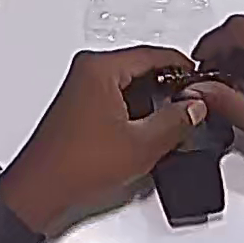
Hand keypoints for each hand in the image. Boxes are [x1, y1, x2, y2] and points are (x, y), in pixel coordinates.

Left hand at [0, 46, 208, 232]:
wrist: (43, 188)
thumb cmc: (76, 163)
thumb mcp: (142, 144)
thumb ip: (175, 121)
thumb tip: (192, 107)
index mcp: (99, 68)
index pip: (150, 54)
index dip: (180, 65)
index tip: (200, 77)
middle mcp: (88, 70)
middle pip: (139, 67)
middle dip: (167, 86)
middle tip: (192, 103)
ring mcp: (82, 86)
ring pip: (129, 83)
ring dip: (151, 101)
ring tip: (173, 123)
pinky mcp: (81, 103)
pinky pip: (116, 95)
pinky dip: (135, 109)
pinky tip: (148, 131)